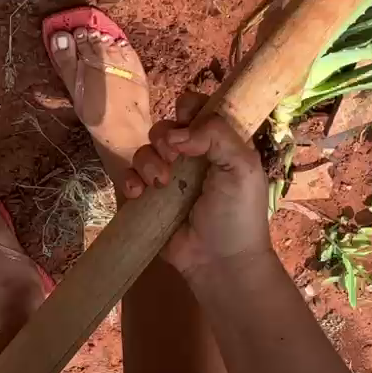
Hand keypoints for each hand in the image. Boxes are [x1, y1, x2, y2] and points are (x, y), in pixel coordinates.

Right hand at [123, 94, 272, 276]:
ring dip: (148, 161)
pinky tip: (139, 193)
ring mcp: (168, 177)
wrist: (220, 263)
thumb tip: (176, 133)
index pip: (197, 109)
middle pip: (165, 126)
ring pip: (145, 149)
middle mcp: (191, 156)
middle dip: (164, 138)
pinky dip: (130, 180)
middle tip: (173, 158)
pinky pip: (130, 176)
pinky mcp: (149, 198)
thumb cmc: (237, 214)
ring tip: (160, 183)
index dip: (188, 110)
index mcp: (217, 144)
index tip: (187, 122)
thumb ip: (216, 135)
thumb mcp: (242, 167)